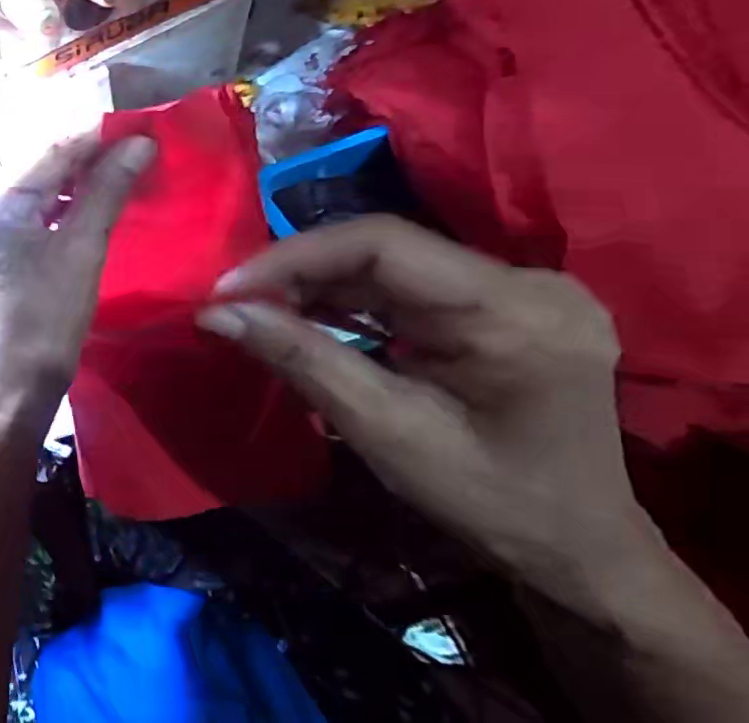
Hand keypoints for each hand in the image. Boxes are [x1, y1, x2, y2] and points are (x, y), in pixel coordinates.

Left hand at [0, 134, 156, 421]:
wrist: (15, 380)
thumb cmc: (48, 315)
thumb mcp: (82, 249)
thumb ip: (106, 191)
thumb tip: (139, 143)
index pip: (47, 154)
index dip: (92, 136)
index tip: (137, 125)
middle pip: (37, 167)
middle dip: (84, 154)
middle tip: (134, 145)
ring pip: (35, 189)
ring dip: (76, 178)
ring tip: (122, 169)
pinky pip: (32, 211)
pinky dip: (63, 203)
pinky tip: (94, 201)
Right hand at [194, 216, 652, 595]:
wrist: (575, 547)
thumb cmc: (490, 498)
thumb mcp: (384, 428)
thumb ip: (300, 358)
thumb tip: (214, 311)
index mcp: (517, 311)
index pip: (383, 243)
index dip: (293, 256)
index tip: (228, 289)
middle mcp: (525, 283)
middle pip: (379, 248)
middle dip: (295, 272)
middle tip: (232, 304)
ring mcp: (513, 290)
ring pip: (380, 261)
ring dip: (311, 284)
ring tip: (256, 312)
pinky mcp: (493, 303)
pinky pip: (395, 281)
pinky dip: (339, 298)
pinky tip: (303, 318)